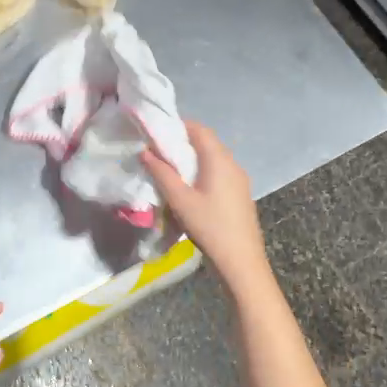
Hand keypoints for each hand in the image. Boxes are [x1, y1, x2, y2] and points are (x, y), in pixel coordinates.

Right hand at [142, 120, 268, 290]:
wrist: (241, 261)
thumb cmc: (209, 226)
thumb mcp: (179, 199)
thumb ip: (161, 173)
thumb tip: (145, 151)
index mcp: (219, 160)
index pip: (199, 130)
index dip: (178, 126)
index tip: (157, 131)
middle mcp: (232, 164)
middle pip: (207, 142)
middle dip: (183, 141)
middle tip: (158, 149)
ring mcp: (239, 179)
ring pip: (213, 158)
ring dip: (192, 157)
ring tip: (170, 168)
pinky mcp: (239, 193)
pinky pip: (219, 171)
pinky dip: (202, 170)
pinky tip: (188, 186)